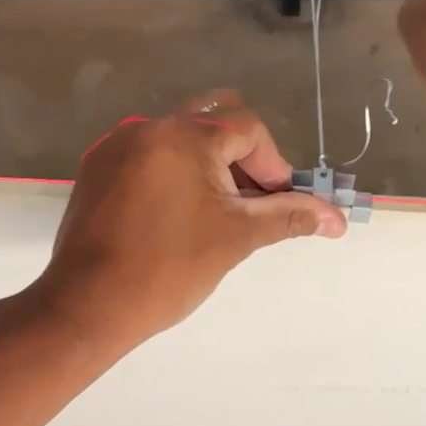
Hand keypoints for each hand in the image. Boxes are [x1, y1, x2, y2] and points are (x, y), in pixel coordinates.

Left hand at [30, 90, 345, 350]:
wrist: (88, 307)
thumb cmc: (170, 269)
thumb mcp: (238, 238)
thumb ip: (290, 216)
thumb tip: (337, 218)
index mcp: (185, 137)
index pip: (248, 129)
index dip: (273, 165)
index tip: (275, 203)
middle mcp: (149, 127)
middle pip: (214, 119)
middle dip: (242, 154)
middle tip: (251, 197)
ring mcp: (117, 145)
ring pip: (180, 135)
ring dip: (209, 162)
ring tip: (218, 210)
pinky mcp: (98, 168)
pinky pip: (150, 153)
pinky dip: (175, 171)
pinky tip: (177, 214)